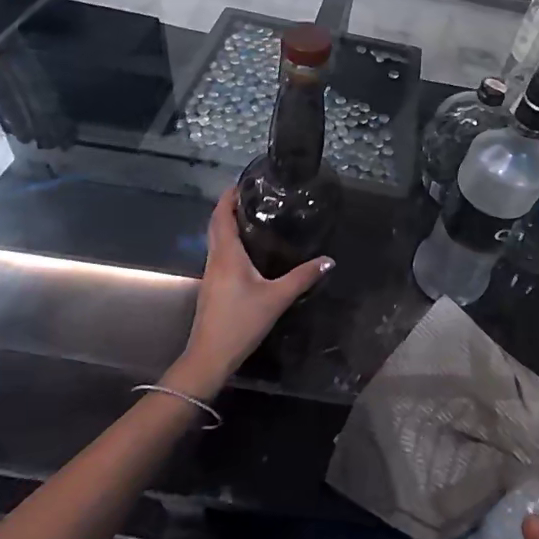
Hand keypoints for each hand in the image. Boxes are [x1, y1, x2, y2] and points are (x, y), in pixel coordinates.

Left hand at [164, 188, 331, 399]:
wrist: (211, 355)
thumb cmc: (241, 322)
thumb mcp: (276, 298)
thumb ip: (302, 278)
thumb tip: (328, 260)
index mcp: (227, 255)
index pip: (221, 216)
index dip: (228, 197)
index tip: (242, 183)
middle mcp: (215, 259)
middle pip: (216, 225)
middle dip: (228, 208)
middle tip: (251, 197)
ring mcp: (210, 274)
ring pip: (216, 240)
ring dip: (227, 225)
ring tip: (252, 217)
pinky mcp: (212, 287)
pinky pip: (218, 255)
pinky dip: (229, 243)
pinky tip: (247, 251)